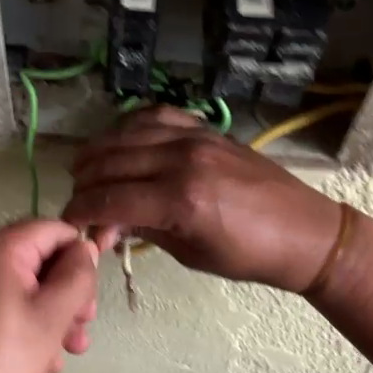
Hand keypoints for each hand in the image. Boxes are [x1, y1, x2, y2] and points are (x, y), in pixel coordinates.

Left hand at [0, 220, 100, 372]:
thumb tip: (85, 249)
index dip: (80, 261)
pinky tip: (34, 359)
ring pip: (18, 283)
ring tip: (60, 357)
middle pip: (36, 257)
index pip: (54, 230)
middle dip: (66, 294)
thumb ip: (77, 277)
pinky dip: (20, 320)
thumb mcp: (50, 320)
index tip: (89, 305)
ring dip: (48, 314)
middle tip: (80, 335)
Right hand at [62, 107, 351, 294]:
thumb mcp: (190, 253)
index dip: (81, 209)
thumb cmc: (249, 256)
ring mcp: (195, 138)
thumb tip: (103, 227)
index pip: (111, 198)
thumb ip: (143, 231)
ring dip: (99, 150)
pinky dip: (131, 126)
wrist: (304, 231)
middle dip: (84, 182)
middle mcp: (182, 160)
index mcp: (180, 200)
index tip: (68, 221)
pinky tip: (120, 140)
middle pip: (111, 162)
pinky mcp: (205, 128)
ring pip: (127, 133)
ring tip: (85, 168)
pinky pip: (157, 116)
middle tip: (77, 200)